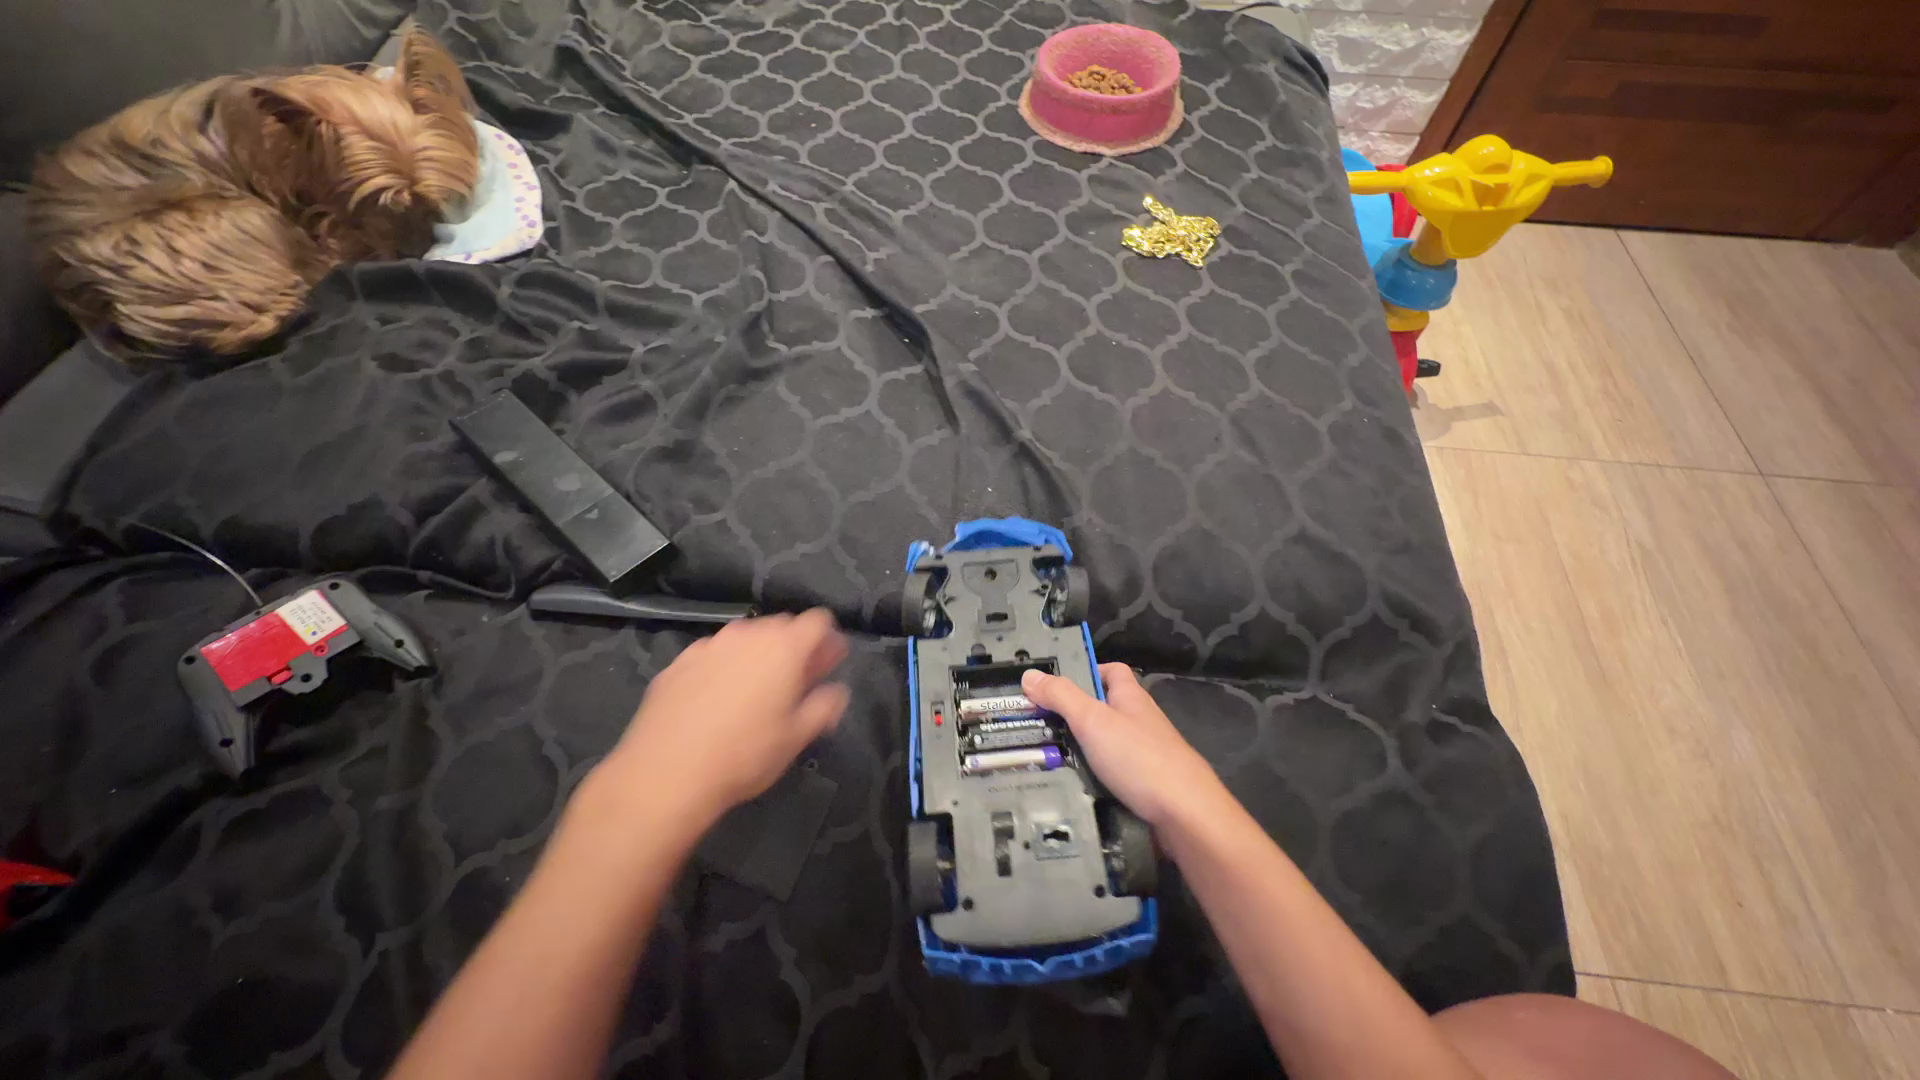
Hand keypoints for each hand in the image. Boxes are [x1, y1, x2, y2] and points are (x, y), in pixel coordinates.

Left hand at [599, 610, 849, 829]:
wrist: (665, 774)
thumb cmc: (743, 755)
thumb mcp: (796, 738)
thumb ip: (825, 707)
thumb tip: (836, 692)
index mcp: (784, 647)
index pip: (818, 621)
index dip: (828, 640)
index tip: (829, 664)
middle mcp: (747, 634)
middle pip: (781, 626)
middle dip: (794, 648)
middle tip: (798, 682)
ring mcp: (708, 646)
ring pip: (745, 638)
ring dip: (758, 655)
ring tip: (757, 691)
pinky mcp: (678, 662)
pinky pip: (713, 655)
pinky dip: (723, 667)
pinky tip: (717, 700)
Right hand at [1020, 664, 1224, 828]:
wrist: (1184, 815)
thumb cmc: (1139, 757)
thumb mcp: (1093, 720)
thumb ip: (1061, 697)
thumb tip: (1029, 675)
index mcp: (1131, 698)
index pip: (1111, 671)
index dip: (1086, 671)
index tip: (1054, 684)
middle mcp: (1139, 723)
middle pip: (1102, 710)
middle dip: (1071, 717)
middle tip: (1034, 726)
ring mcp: (1142, 757)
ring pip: (1102, 747)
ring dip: (1076, 752)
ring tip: (1039, 759)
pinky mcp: (1141, 788)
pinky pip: (1107, 777)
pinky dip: (1088, 781)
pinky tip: (1065, 788)